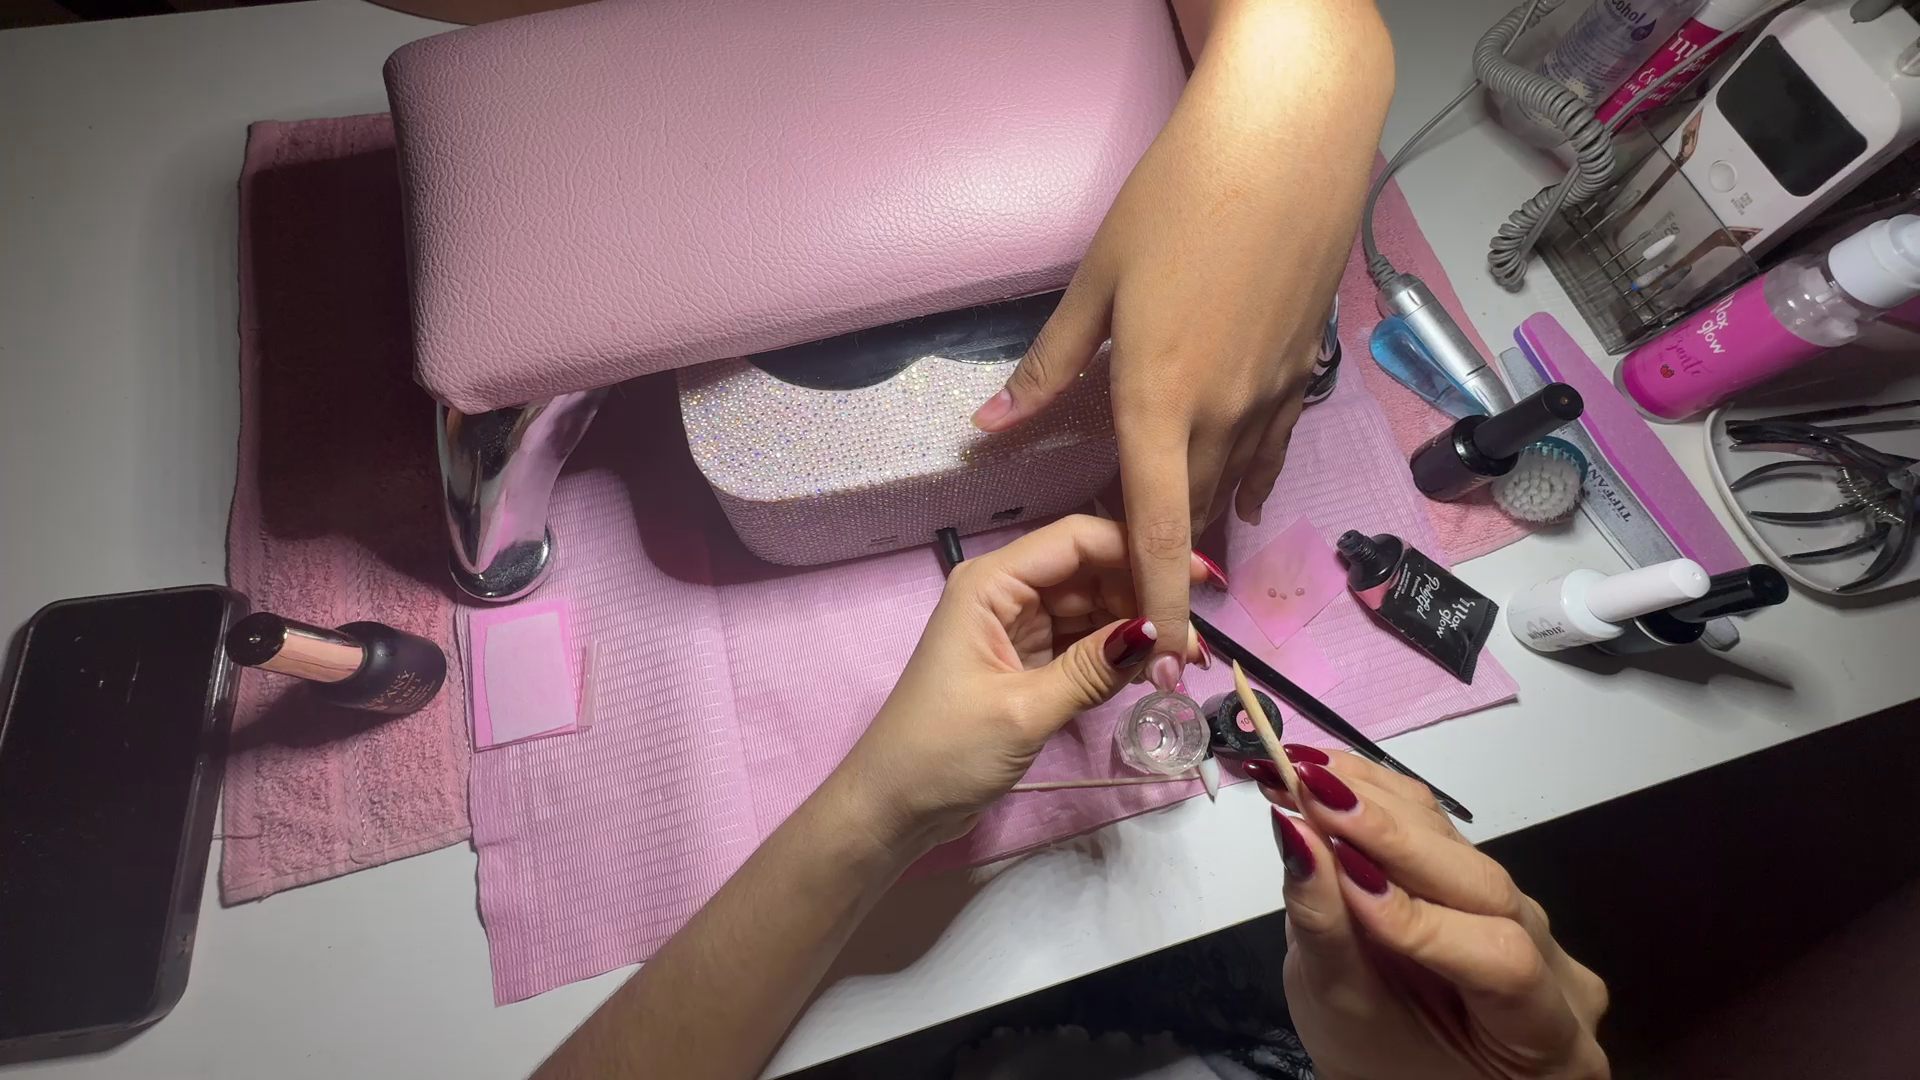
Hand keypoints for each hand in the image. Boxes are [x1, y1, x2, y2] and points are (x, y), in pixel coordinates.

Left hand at [835, 515, 1207, 853]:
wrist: (895, 805)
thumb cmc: (944, 750)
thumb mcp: (1023, 710)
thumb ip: (1092, 668)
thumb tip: (1160, 631)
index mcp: (991, 582)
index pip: (1076, 541)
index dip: (1137, 551)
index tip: (1196, 580)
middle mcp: (1005, 592)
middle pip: (1090, 571)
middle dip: (1143, 599)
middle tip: (1193, 642)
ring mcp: (1017, 625)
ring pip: (1091, 607)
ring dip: (1135, 629)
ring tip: (1182, 662)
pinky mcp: (1026, 658)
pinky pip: (1081, 640)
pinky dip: (1114, 653)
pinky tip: (1150, 670)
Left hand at [970, 0, 1393, 674]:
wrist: (1293, 139)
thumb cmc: (1178, 204)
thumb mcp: (1097, 284)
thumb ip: (1046, 369)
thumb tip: (988, 425)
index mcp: (1156, 400)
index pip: (1155, 524)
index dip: (1156, 593)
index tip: (1161, 646)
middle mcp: (1220, 414)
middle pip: (1190, 511)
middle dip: (1167, 559)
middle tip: (1141, 588)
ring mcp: (1270, 396)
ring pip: (1229, 483)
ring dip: (1202, 522)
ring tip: (1184, 557)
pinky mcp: (1300, 372)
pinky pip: (1270, 449)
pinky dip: (1247, 480)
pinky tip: (1241, 498)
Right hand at [1244, 749, 1609, 1079]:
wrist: (1384, 1054)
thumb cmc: (1371, 1057)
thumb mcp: (1337, 1001)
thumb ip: (1321, 919)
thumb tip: (1293, 830)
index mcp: (1546, 1038)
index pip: (1499, 959)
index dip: (1418, 914)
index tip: (1337, 868)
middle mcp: (1555, 966)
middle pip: (1481, 883)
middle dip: (1386, 834)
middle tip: (1307, 789)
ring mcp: (1520, 913)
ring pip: (1452, 840)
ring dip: (1369, 799)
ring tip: (1298, 768)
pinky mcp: (1474, 874)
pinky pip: (1432, 822)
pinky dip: (1372, 792)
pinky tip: (1323, 767)